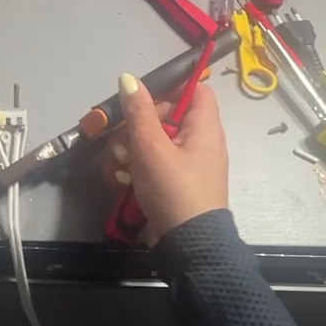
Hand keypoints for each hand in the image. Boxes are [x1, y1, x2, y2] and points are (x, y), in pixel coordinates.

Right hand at [104, 73, 228, 241]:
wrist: (188, 246)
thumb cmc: (174, 189)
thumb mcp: (151, 146)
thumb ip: (138, 111)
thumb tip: (128, 78)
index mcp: (204, 128)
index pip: (195, 90)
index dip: (170, 87)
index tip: (143, 97)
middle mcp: (198, 142)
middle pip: (166, 115)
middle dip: (138, 124)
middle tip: (124, 137)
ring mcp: (186, 164)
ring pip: (153, 140)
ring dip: (130, 148)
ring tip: (121, 164)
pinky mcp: (173, 182)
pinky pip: (152, 163)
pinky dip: (135, 167)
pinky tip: (122, 179)